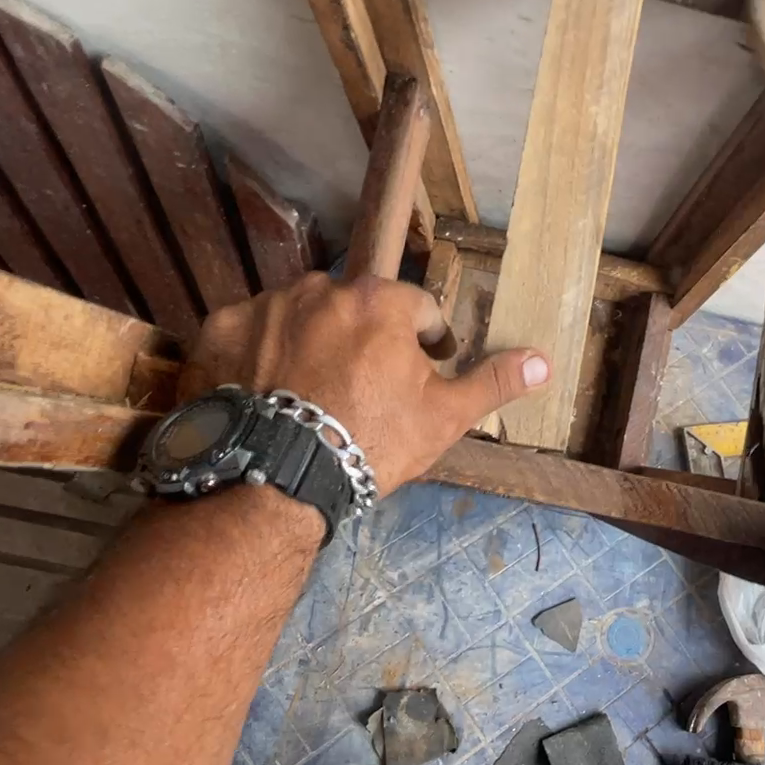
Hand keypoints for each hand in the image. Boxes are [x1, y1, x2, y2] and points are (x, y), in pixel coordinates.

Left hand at [178, 274, 548, 495]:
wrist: (277, 477)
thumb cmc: (373, 443)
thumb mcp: (445, 417)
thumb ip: (492, 382)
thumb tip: (545, 360)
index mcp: (382, 302)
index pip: (420, 309)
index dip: (428, 344)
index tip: (421, 376)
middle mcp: (322, 287)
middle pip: (359, 309)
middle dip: (368, 340)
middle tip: (364, 392)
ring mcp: (265, 304)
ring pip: (305, 317)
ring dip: (316, 342)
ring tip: (315, 396)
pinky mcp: (218, 328)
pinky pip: (252, 332)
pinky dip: (263, 354)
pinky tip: (269, 393)